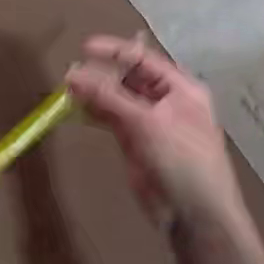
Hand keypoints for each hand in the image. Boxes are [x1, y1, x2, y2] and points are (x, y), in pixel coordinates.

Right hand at [65, 35, 241, 227]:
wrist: (195, 215)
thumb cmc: (182, 160)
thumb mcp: (146, 122)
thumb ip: (108, 96)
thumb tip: (72, 73)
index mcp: (180, 88)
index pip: (144, 59)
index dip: (115, 51)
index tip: (83, 48)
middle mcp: (166, 100)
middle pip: (129, 77)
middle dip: (101, 73)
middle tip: (71, 72)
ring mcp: (149, 122)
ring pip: (117, 99)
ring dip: (95, 93)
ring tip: (68, 89)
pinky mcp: (135, 142)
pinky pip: (112, 119)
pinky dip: (95, 113)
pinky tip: (77, 108)